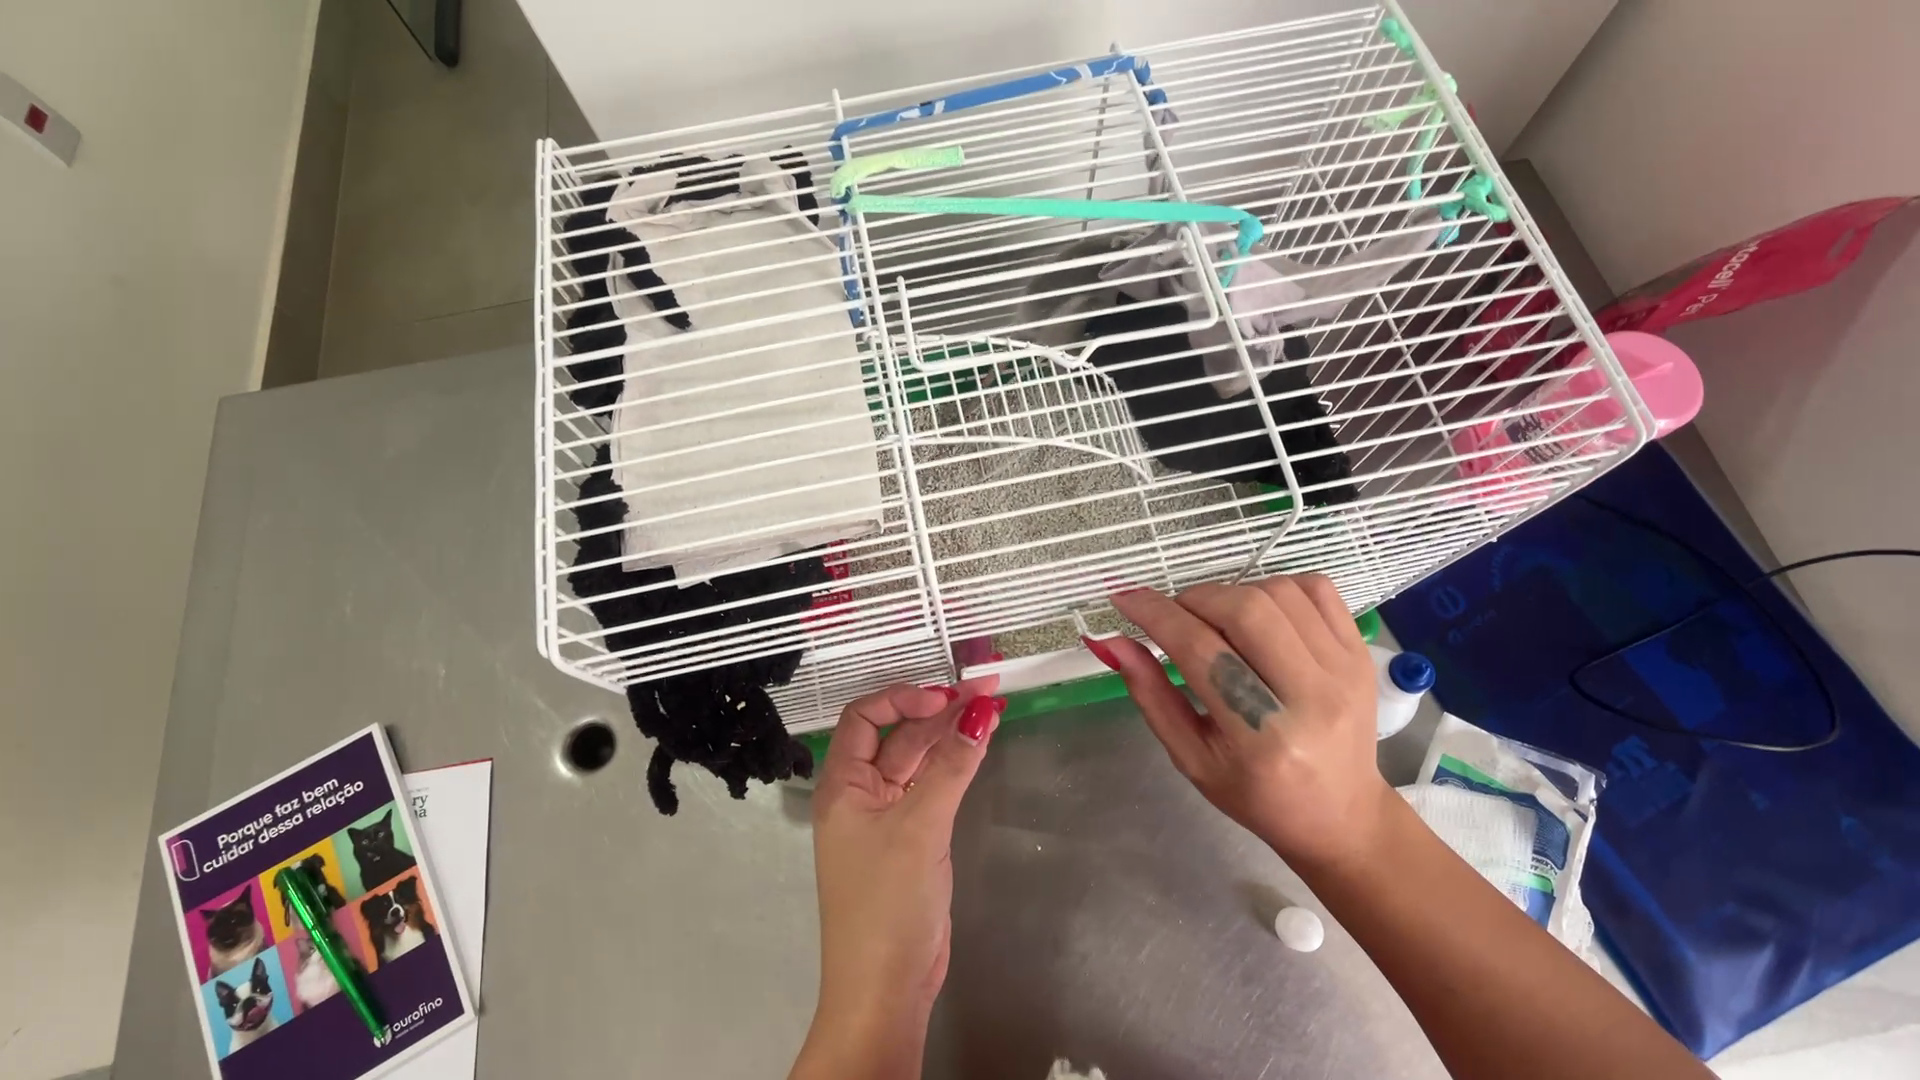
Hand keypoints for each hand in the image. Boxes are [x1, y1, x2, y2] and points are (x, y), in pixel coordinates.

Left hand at [793, 679, 1002, 1078]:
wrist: (886, 987)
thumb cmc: (887, 902)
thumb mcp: (920, 827)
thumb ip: (951, 767)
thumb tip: (980, 711)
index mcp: (842, 785)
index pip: (863, 718)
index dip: (902, 699)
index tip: (944, 698)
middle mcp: (861, 795)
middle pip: (898, 737)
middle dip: (939, 713)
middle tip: (986, 691)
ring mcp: (888, 818)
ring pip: (919, 762)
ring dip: (951, 737)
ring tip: (992, 710)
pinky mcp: (912, 839)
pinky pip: (932, 788)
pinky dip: (955, 767)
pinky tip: (980, 747)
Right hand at [1091, 575, 1388, 868]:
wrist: (1341, 813)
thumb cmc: (1256, 794)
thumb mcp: (1190, 757)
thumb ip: (1151, 695)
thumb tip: (1112, 642)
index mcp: (1261, 738)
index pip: (1200, 651)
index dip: (1155, 615)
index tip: (1125, 598)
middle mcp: (1310, 698)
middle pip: (1243, 610)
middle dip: (1193, 599)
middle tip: (1174, 615)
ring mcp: (1344, 670)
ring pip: (1277, 592)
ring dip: (1231, 592)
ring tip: (1215, 619)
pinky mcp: (1361, 652)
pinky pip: (1316, 588)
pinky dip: (1277, 586)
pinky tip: (1259, 612)